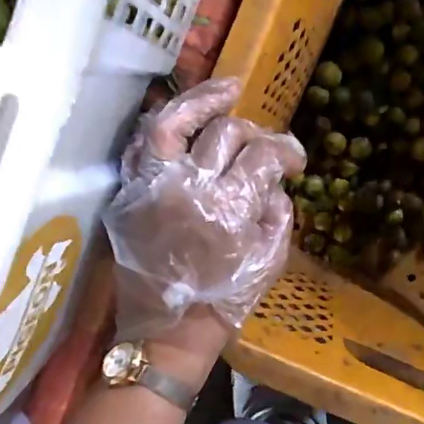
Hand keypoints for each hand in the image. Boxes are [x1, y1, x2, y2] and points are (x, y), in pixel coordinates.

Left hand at [104, 77, 306, 341]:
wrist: (166, 333)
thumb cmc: (224, 300)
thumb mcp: (270, 261)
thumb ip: (279, 213)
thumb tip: (272, 182)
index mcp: (228, 207)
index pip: (263, 156)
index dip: (287, 150)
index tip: (295, 160)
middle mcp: (187, 187)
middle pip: (225, 134)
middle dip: (252, 134)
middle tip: (260, 146)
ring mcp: (151, 188)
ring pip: (171, 122)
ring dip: (201, 100)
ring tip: (225, 90)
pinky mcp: (127, 196)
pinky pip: (140, 147)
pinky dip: (162, 128)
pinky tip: (181, 118)